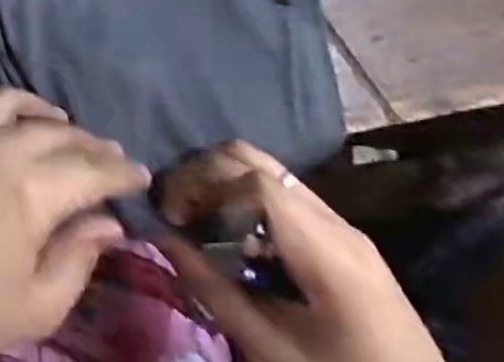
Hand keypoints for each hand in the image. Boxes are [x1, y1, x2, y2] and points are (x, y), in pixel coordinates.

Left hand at [0, 89, 150, 361]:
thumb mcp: (38, 302)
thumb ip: (79, 256)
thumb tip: (109, 222)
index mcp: (29, 187)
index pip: (89, 169)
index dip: (120, 172)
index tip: (141, 174)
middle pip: (56, 131)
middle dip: (90, 142)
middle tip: (112, 154)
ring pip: (10, 101)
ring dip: (42, 109)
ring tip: (62, 122)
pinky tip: (3, 116)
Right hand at [157, 141, 442, 361]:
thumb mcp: (272, 348)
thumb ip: (213, 288)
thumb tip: (159, 235)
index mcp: (326, 250)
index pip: (252, 180)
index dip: (201, 184)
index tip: (171, 215)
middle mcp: (336, 223)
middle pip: (254, 160)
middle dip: (202, 173)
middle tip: (175, 208)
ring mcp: (344, 227)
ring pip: (266, 168)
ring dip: (220, 179)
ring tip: (196, 214)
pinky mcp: (344, 239)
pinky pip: (282, 193)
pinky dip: (243, 195)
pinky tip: (231, 232)